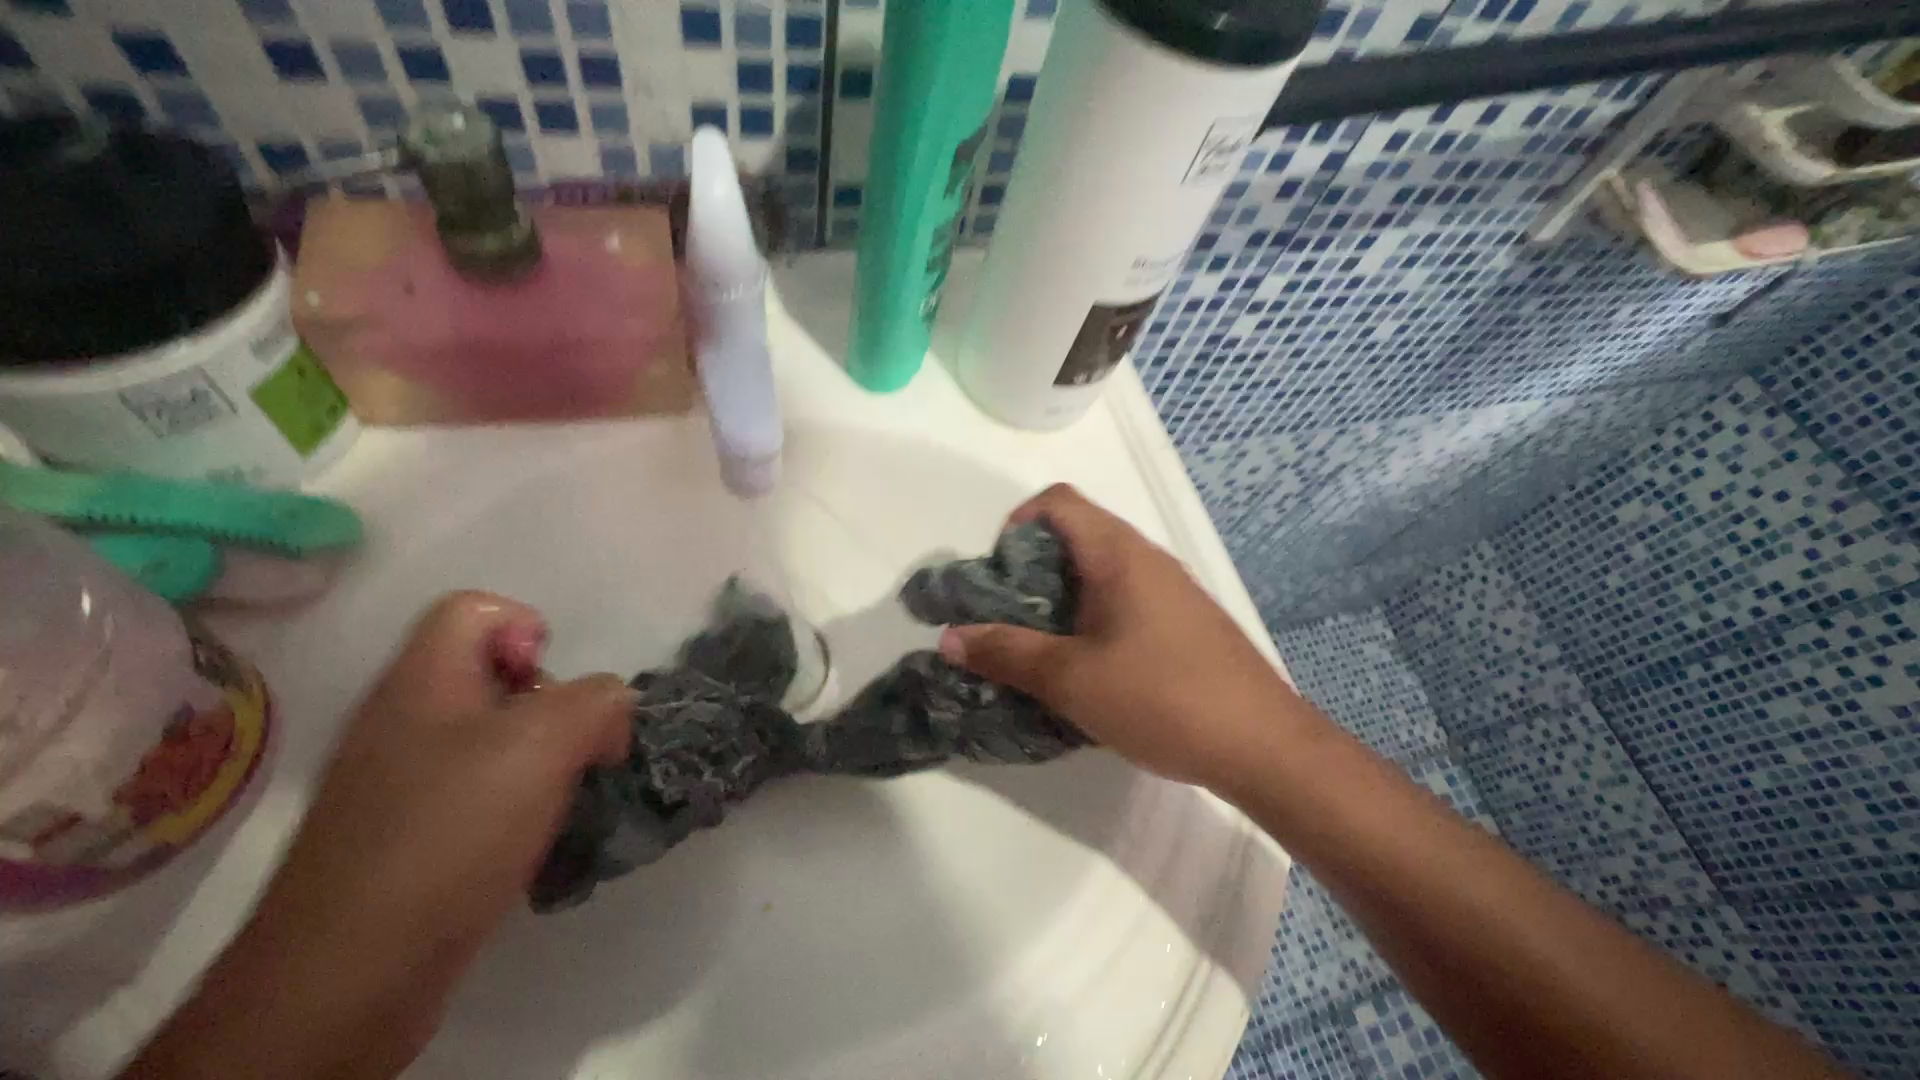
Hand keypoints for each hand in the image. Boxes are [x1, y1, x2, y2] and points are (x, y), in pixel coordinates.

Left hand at [124, 591, 633, 1079]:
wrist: (351, 972)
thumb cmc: (450, 833)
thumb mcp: (544, 744)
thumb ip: (596, 701)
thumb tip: (611, 704)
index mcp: (423, 681)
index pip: (476, 608)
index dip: (529, 628)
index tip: (560, 691)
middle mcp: (403, 720)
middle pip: (491, 675)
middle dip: (551, 706)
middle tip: (576, 752)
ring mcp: (397, 783)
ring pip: (489, 740)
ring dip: (541, 761)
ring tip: (563, 802)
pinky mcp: (404, 838)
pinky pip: (474, 794)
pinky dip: (514, 807)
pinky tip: (532, 844)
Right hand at [939, 485, 1321, 790]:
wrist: (1263, 746)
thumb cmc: (1162, 699)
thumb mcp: (1071, 680)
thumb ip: (1006, 653)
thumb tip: (949, 637)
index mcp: (1119, 555)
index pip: (1058, 502)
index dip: (1016, 524)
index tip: (995, 575)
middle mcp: (1148, 561)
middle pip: (1075, 538)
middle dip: (1029, 573)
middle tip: (1005, 622)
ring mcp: (1172, 593)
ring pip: (1100, 576)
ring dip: (1059, 604)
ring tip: (1038, 651)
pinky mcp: (1185, 626)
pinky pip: (1124, 605)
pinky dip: (1091, 623)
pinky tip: (1086, 673)